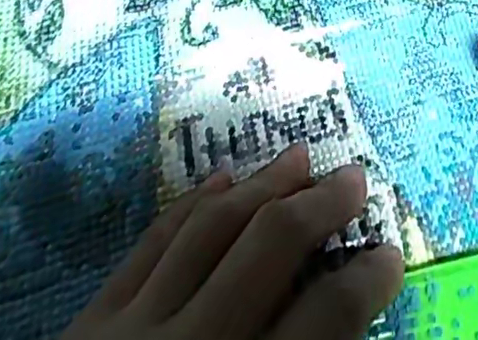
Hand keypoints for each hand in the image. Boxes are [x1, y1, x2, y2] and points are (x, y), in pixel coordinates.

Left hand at [61, 144, 404, 339]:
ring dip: (263, 184)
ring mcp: (131, 329)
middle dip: (322, 205)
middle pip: (270, 246)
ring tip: (299, 156)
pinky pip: (152, 240)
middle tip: (354, 176)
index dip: (368, 282)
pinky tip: (222, 178)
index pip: (326, 318)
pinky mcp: (88, 322)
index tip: (389, 257)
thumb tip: (342, 325)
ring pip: (212, 226)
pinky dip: (192, 204)